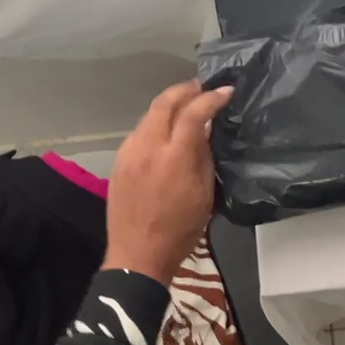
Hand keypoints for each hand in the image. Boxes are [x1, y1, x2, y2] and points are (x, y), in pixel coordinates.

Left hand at [103, 81, 232, 284]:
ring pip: (148, 115)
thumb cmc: (180, 229)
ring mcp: (128, 153)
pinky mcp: (118, 162)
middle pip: (164, 102)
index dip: (212, 97)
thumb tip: (206, 126)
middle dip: (186, 90)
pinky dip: (155, 123)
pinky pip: (138, 132)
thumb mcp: (204, 193)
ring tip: (186, 106)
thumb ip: (204, 154)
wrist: (138, 256)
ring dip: (169, 105)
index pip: (194, 112)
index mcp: (175, 156)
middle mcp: (148, 147)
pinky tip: (165, 132)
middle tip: (203, 88)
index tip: (227, 91)